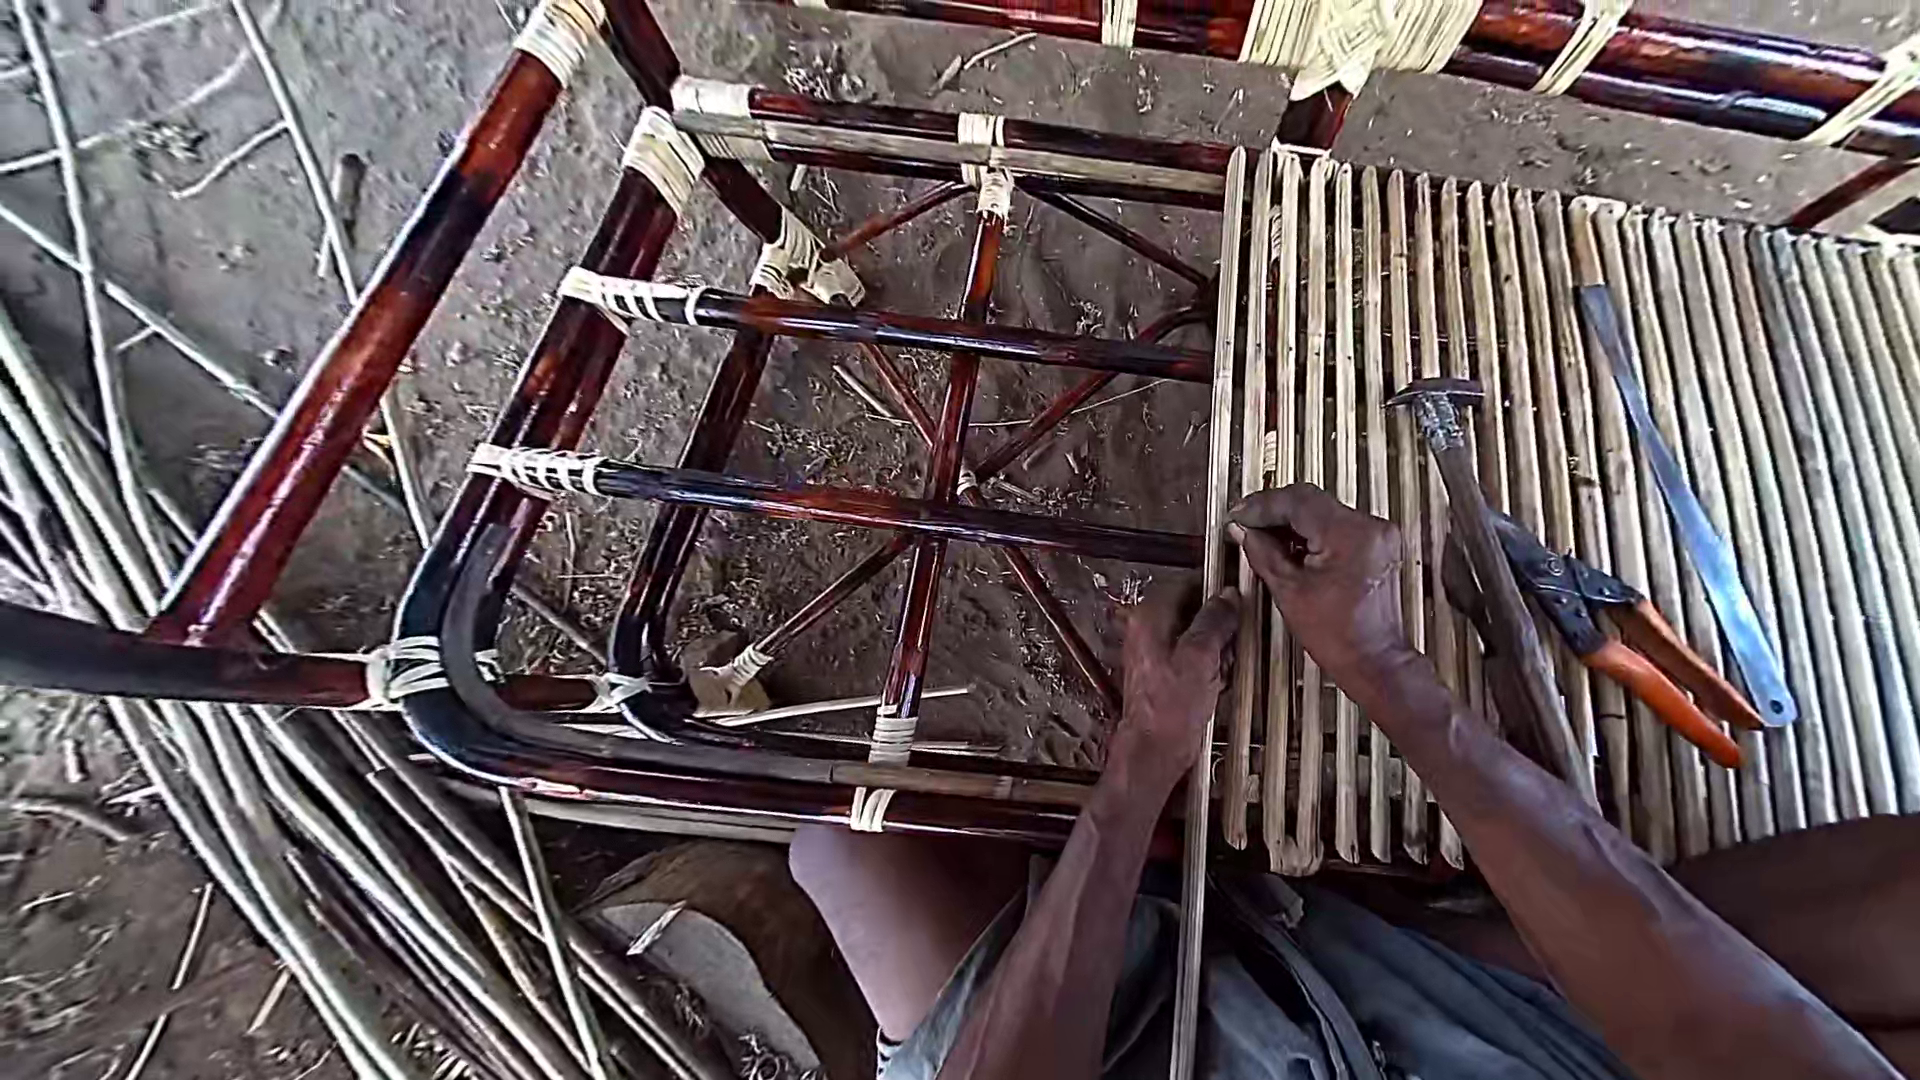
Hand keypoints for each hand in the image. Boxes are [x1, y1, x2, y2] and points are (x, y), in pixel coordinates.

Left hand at [1111, 582, 1238, 792]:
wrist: (1155, 746)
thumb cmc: (1171, 706)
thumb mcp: (1201, 656)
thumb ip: (1215, 621)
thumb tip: (1229, 595)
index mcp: (1149, 617)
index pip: (1185, 583)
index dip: (1213, 589)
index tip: (1237, 598)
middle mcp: (1145, 628)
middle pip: (1191, 608)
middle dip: (1217, 623)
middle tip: (1231, 642)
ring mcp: (1152, 649)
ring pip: (1194, 632)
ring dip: (1216, 646)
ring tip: (1224, 665)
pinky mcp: (1162, 670)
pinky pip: (1191, 654)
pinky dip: (1208, 662)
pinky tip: (1217, 679)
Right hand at [1228, 483, 1411, 685]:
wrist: (1371, 657)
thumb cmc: (1337, 633)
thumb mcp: (1287, 589)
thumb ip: (1261, 550)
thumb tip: (1243, 529)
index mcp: (1349, 536)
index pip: (1297, 501)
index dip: (1260, 505)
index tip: (1238, 515)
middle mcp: (1369, 528)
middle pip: (1309, 499)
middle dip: (1272, 509)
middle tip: (1244, 521)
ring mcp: (1376, 534)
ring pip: (1320, 508)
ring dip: (1288, 518)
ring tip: (1260, 533)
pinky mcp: (1375, 542)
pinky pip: (1333, 522)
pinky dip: (1306, 528)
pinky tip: (1285, 542)